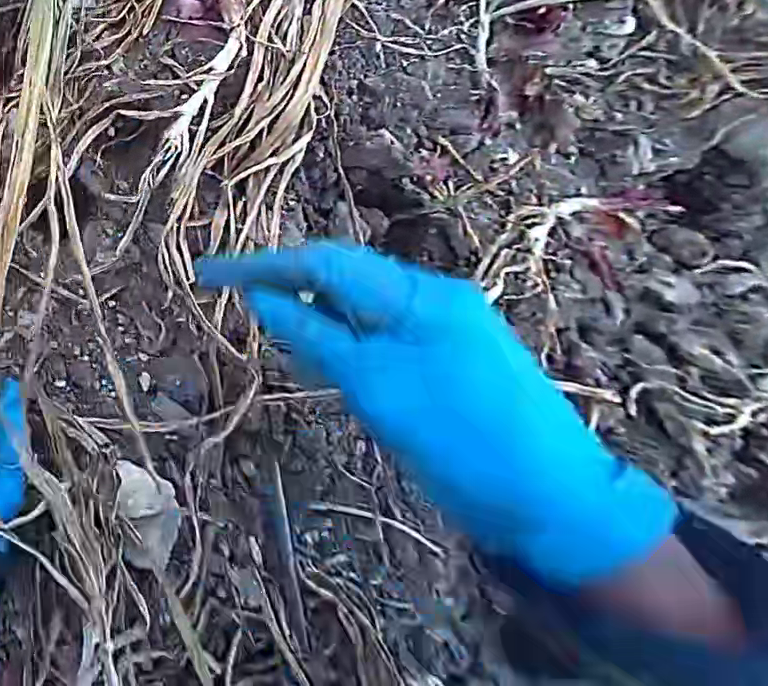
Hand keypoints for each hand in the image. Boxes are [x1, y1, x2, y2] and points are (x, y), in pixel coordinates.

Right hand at [197, 242, 675, 586]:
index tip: (210, 273)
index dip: (262, 266)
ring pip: (358, 305)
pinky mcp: (442, 353)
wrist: (557, 504)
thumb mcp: (374, 388)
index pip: (323, 263)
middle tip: (234, 296)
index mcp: (416, 294)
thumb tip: (261, 297)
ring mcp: (439, 323)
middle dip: (286, 284)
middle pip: (341, 276)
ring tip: (274, 330)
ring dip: (313, 314)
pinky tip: (319, 359)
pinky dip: (343, 341)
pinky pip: (378, 333)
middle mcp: (428, 295)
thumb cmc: (461, 442)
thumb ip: (315, 336)